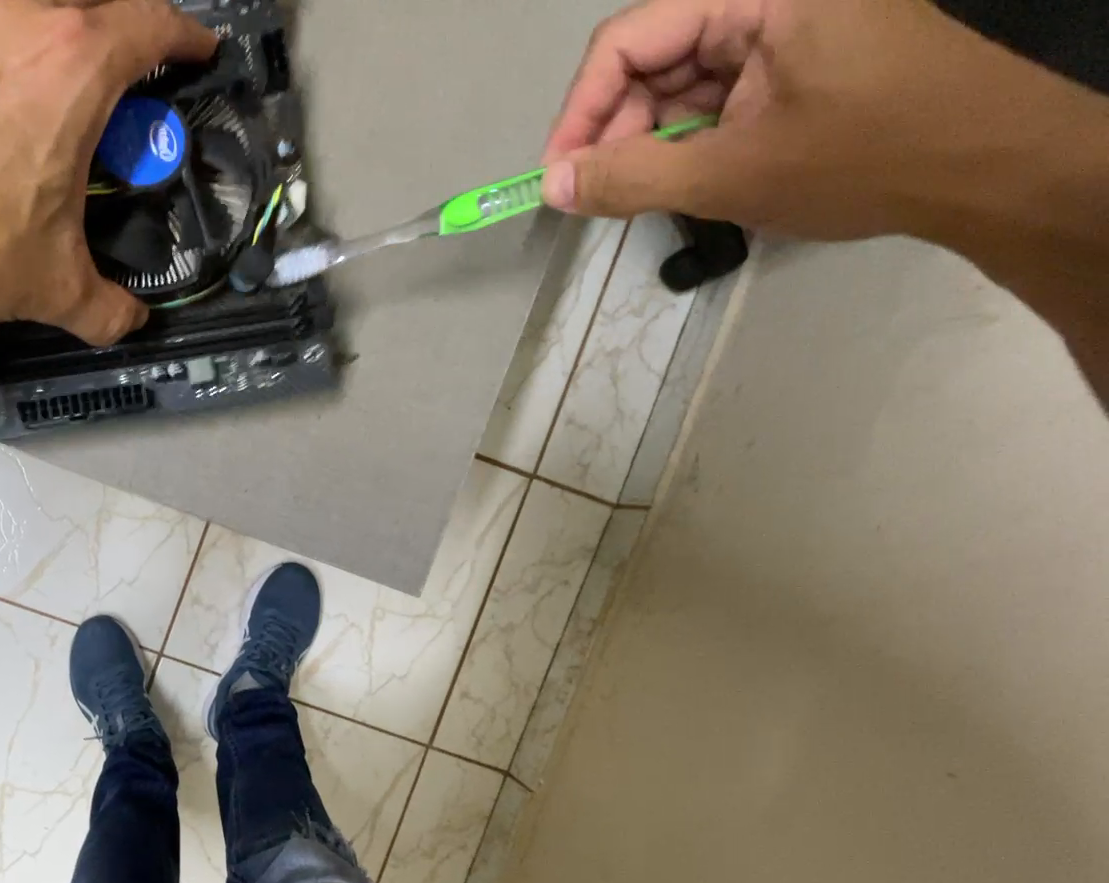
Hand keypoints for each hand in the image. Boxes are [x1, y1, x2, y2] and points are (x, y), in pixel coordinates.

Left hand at [0, 0, 217, 348]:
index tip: (193, 53)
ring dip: (48, 42)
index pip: (153, 24)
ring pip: (26, 8)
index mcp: (73, 63)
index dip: (183, 40)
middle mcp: (16, 12)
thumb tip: (125, 321)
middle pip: (91, 11)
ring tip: (41, 105)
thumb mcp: (47, 285)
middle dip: (115, 51)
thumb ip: (103, 306)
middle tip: (111, 110)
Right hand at [537, 0, 1086, 244]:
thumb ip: (629, 179)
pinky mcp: (792, 58)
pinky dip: (684, 139)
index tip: (557, 177)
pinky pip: (710, 94)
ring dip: (646, 140)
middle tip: (598, 194)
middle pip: (649, 56)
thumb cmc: (867, 161)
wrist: (993, 170)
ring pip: (675, 80)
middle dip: (614, 129)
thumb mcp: (731, 175)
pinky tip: (683, 176)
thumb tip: (551, 187)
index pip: (629, 39)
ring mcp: (782, 26)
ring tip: (644, 192)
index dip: (579, 111)